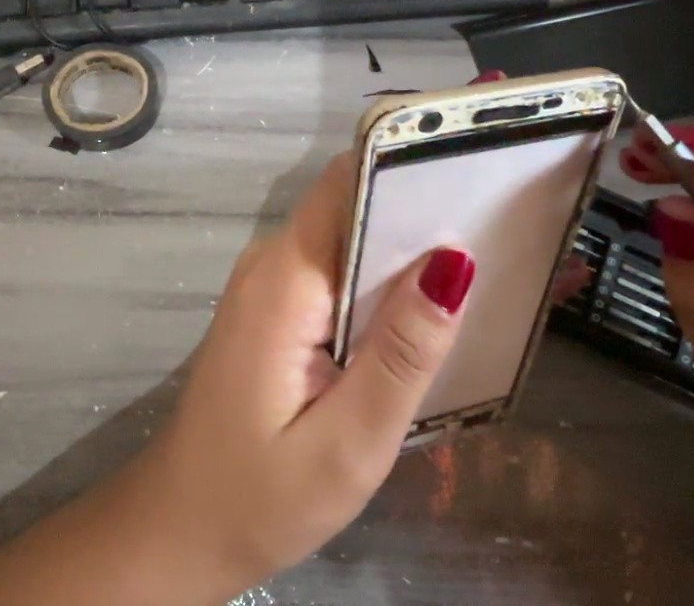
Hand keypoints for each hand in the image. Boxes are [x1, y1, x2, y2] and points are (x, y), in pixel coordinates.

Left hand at [142, 152, 480, 594]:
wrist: (184, 528)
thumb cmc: (262, 497)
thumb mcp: (348, 442)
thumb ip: (402, 354)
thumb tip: (454, 263)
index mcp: (284, 280)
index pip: (347, 184)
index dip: (409, 166)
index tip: (478, 164)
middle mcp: (274, 264)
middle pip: (354, 204)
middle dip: (426, 206)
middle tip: (509, 219)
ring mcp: (274, 284)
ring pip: (352, 237)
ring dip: (413, 245)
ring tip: (495, 255)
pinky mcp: (281, 308)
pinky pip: (341, 272)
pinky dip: (388, 280)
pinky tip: (439, 304)